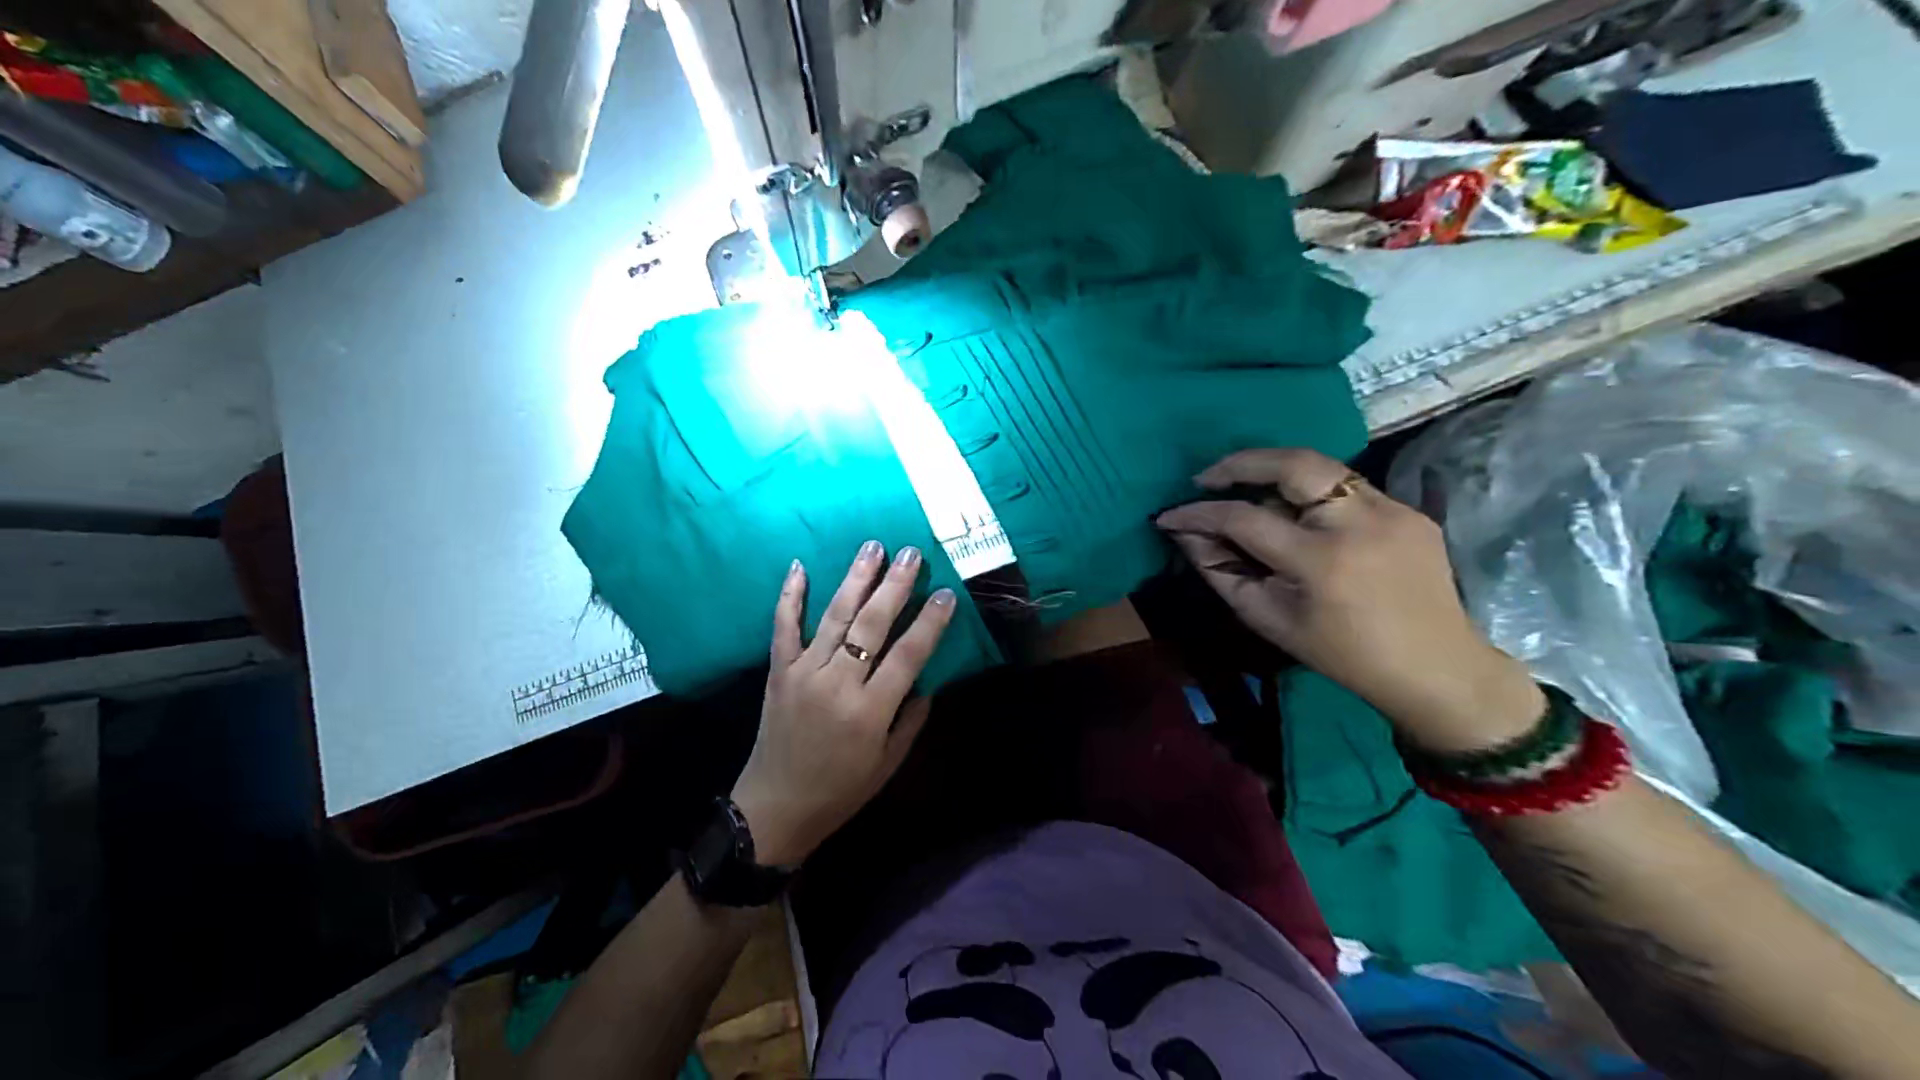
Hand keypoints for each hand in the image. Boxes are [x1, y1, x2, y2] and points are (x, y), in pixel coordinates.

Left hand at [731, 542, 956, 865]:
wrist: (776, 808)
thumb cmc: (841, 790)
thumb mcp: (888, 763)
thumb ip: (911, 719)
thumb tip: (926, 678)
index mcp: (870, 711)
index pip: (908, 656)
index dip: (929, 623)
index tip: (945, 593)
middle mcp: (837, 684)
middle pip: (871, 625)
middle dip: (895, 586)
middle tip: (912, 553)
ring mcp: (804, 673)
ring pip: (834, 617)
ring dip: (855, 579)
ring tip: (873, 547)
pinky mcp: (779, 671)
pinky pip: (783, 628)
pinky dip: (790, 596)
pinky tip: (800, 566)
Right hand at [1156, 448, 1543, 753]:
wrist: (1435, 667)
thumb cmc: (1341, 654)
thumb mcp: (1269, 619)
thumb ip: (1221, 572)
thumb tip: (1187, 534)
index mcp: (1320, 561)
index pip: (1243, 518)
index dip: (1199, 513)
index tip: (1170, 516)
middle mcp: (1358, 522)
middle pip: (1292, 463)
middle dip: (1240, 462)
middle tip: (1207, 477)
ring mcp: (1392, 509)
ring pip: (1321, 468)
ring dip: (1275, 474)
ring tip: (1247, 490)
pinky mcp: (1410, 510)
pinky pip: (1347, 489)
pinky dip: (1312, 496)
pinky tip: (1300, 517)